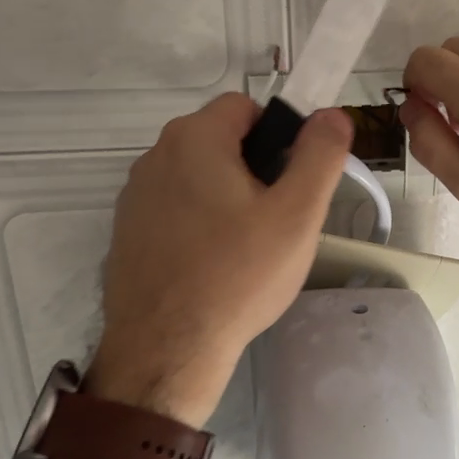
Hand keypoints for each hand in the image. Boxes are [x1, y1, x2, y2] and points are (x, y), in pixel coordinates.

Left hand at [90, 94, 352, 426]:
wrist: (167, 350)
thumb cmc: (239, 276)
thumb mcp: (297, 215)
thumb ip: (320, 156)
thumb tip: (332, 115)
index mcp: (194, 138)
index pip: (246, 107)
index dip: (279, 138)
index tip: (291, 186)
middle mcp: (155, 156)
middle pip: (220, 142)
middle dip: (253, 171)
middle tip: (275, 224)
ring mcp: (134, 196)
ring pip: (197, 179)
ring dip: (224, 199)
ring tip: (245, 252)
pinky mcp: (126, 233)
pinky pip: (174, 211)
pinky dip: (196, 226)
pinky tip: (211, 268)